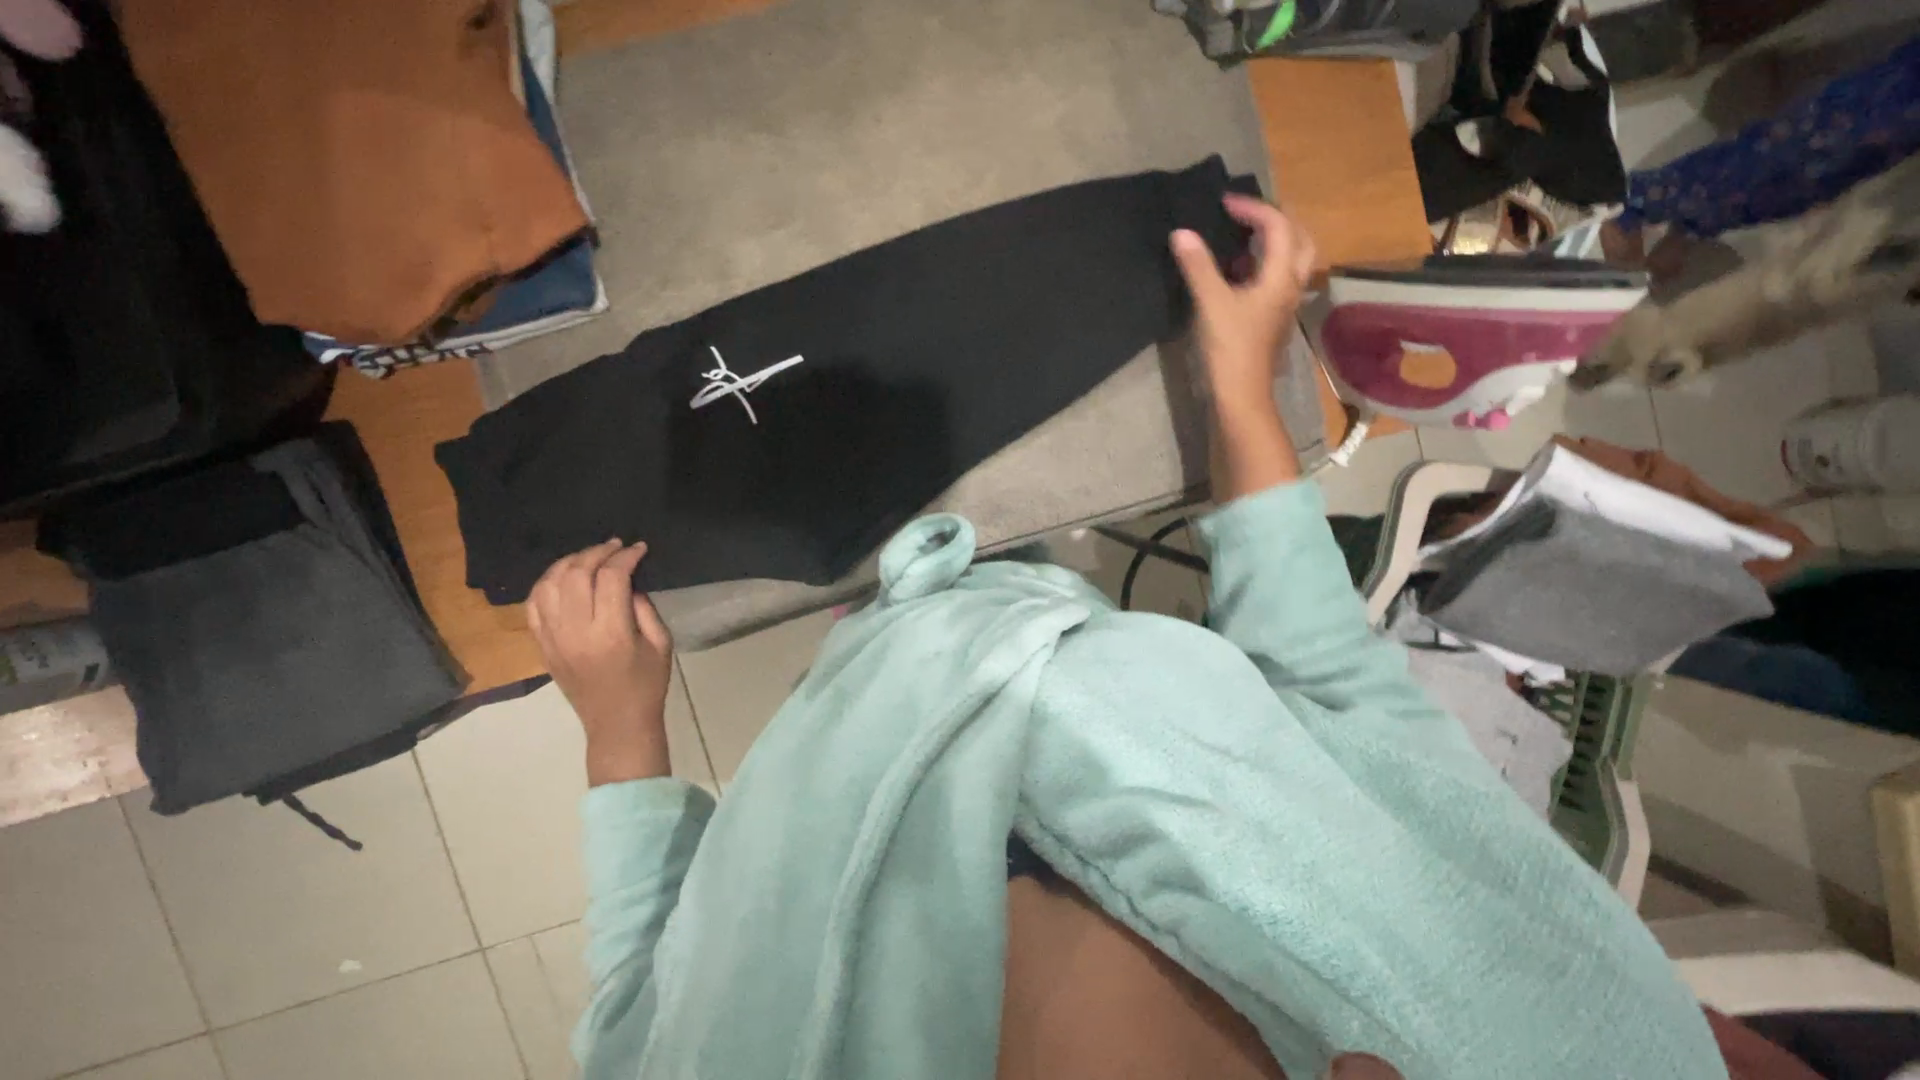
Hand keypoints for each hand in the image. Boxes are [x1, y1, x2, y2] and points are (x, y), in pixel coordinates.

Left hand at [527, 539, 675, 786]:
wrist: (616, 723)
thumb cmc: (647, 684)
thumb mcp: (661, 643)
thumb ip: (644, 607)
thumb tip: (628, 581)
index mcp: (612, 633)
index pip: (612, 578)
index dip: (626, 557)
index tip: (639, 549)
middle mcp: (576, 631)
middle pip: (577, 574)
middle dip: (597, 552)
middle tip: (616, 547)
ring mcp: (553, 638)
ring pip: (549, 584)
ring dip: (569, 562)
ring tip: (589, 557)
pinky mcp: (542, 645)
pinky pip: (533, 605)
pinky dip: (545, 583)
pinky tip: (563, 576)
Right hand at [1170, 194, 1315, 404]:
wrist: (1241, 393)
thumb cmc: (1231, 347)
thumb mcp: (1211, 303)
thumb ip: (1198, 266)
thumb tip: (1182, 233)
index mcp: (1281, 277)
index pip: (1278, 227)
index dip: (1254, 209)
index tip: (1225, 204)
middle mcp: (1290, 286)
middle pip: (1299, 240)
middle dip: (1277, 220)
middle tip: (1248, 214)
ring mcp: (1284, 304)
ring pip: (1290, 261)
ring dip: (1272, 243)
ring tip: (1241, 237)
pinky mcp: (1272, 319)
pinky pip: (1275, 280)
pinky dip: (1261, 265)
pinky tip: (1235, 271)